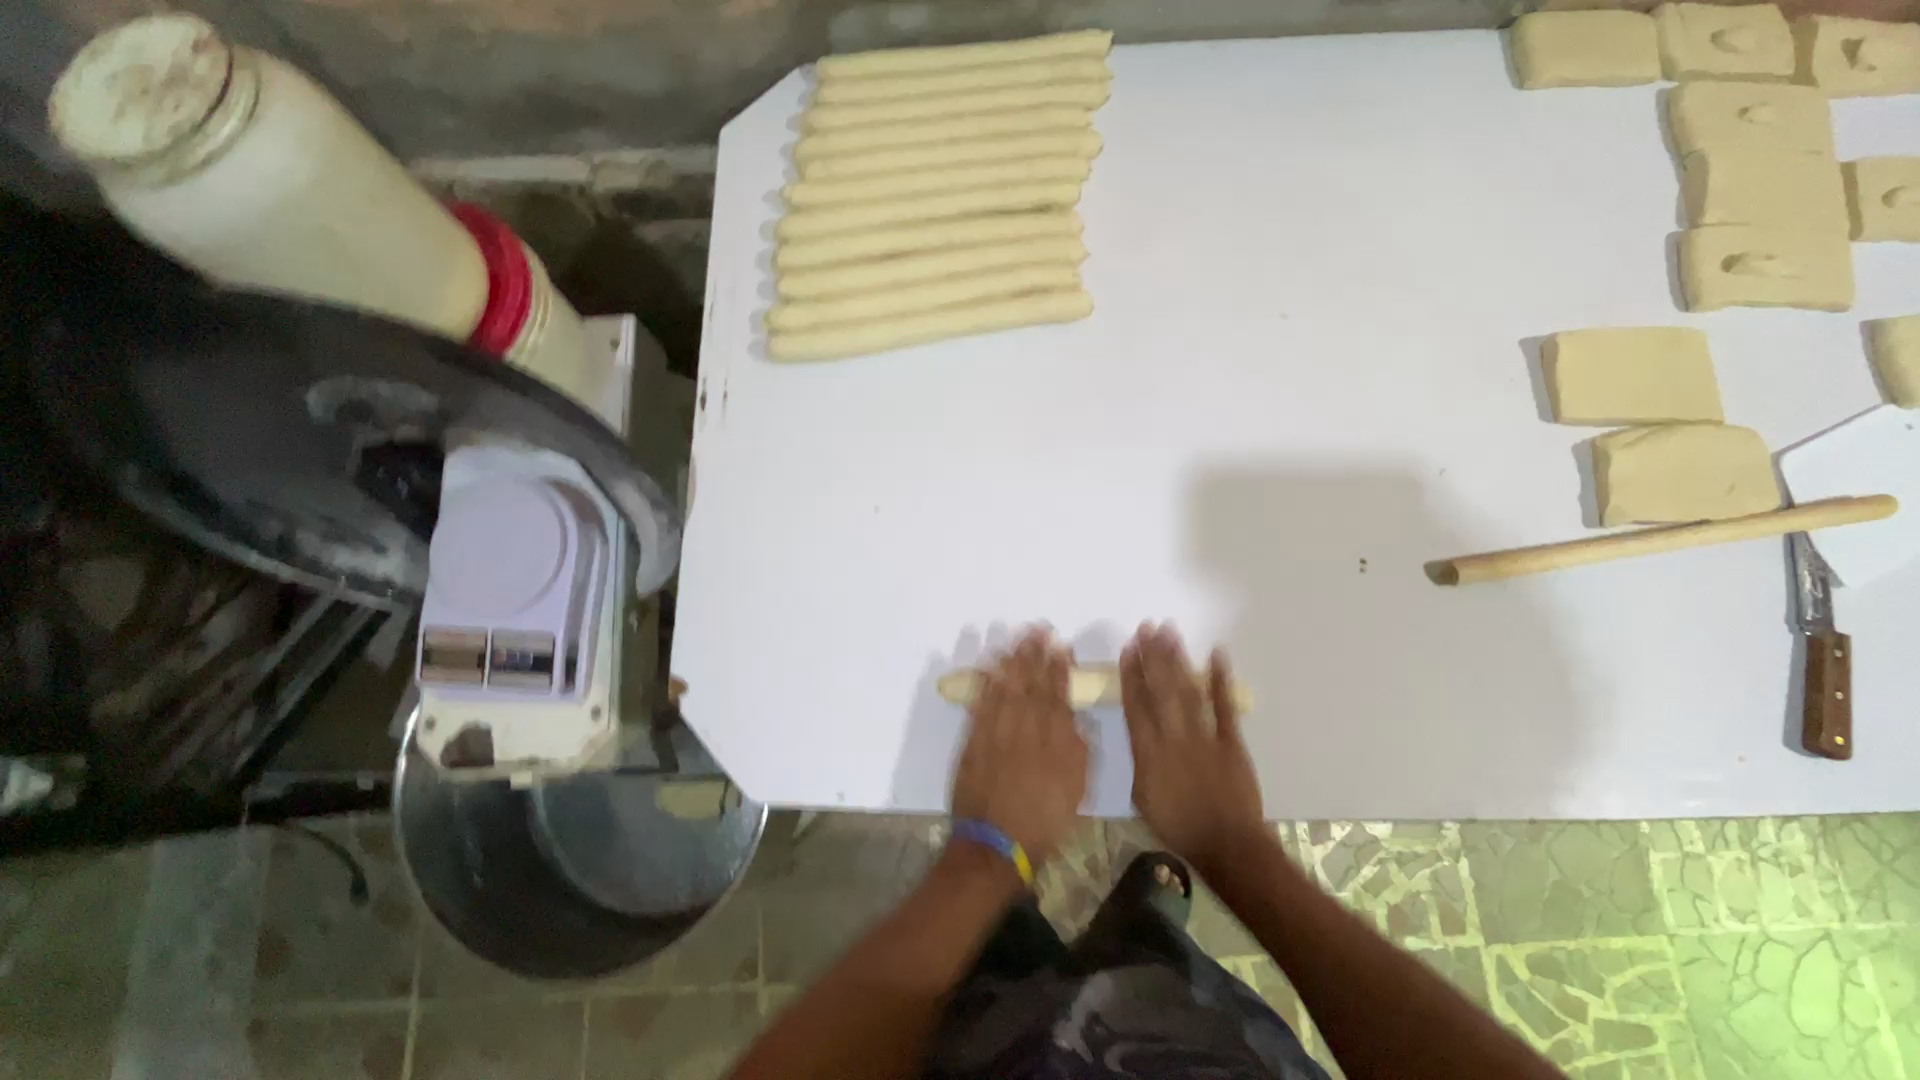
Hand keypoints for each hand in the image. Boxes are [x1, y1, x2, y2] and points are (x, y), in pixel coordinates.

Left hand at [950, 627, 1089, 865]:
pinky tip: (988, 668)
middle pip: (1030, 684)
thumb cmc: (1045, 823)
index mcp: (1056, 741)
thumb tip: (1076, 719)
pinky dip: (985, 684)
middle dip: (1034, 654)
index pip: (1058, 694)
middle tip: (1036, 629)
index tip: (1060, 646)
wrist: (997, 846)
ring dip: (1011, 662)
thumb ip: (1079, 751)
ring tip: (1015, 639)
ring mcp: (996, 734)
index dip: (1059, 668)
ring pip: (1005, 689)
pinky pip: (980, 705)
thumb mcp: (1077, 790)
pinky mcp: (972, 742)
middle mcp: (1026, 730)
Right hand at [1120, 623, 1266, 869]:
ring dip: (1179, 659)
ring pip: (1188, 690)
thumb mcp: (1142, 796)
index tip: (1128, 648)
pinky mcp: (1231, 740)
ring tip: (1170, 632)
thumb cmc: (1178, 825)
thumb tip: (1139, 736)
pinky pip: (1225, 705)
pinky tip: (1216, 654)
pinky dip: (1220, 678)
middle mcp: (1173, 736)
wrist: (1226, 843)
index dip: (1131, 674)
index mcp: (1147, 751)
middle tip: (1148, 626)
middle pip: (1161, 688)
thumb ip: (1139, 761)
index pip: (1135, 704)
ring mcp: (1204, 736)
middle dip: (1153, 655)